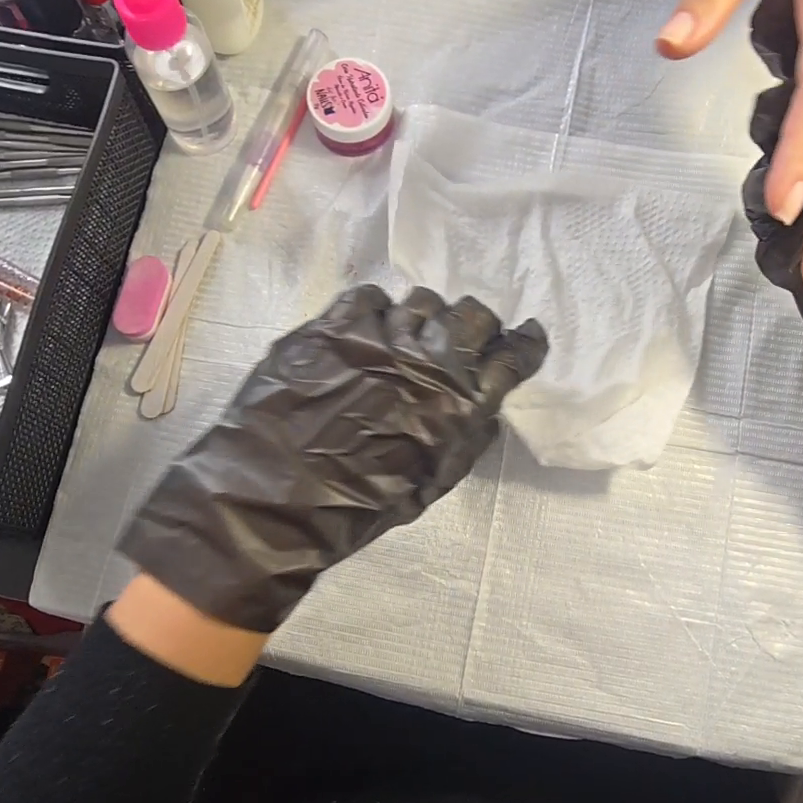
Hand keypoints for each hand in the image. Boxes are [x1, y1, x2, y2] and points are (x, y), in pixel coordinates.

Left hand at [118, 286, 547, 632]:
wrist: (276, 498)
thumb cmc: (359, 505)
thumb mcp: (432, 485)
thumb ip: (467, 440)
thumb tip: (484, 408)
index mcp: (460, 405)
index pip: (512, 357)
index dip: (526, 345)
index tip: (526, 338)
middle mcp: (430, 361)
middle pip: (473, 315)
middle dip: (476, 326)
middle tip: (459, 341)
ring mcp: (381, 336)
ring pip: (423, 300)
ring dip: (423, 320)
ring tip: (404, 341)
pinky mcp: (335, 325)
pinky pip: (370, 297)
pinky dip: (375, 312)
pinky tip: (364, 335)